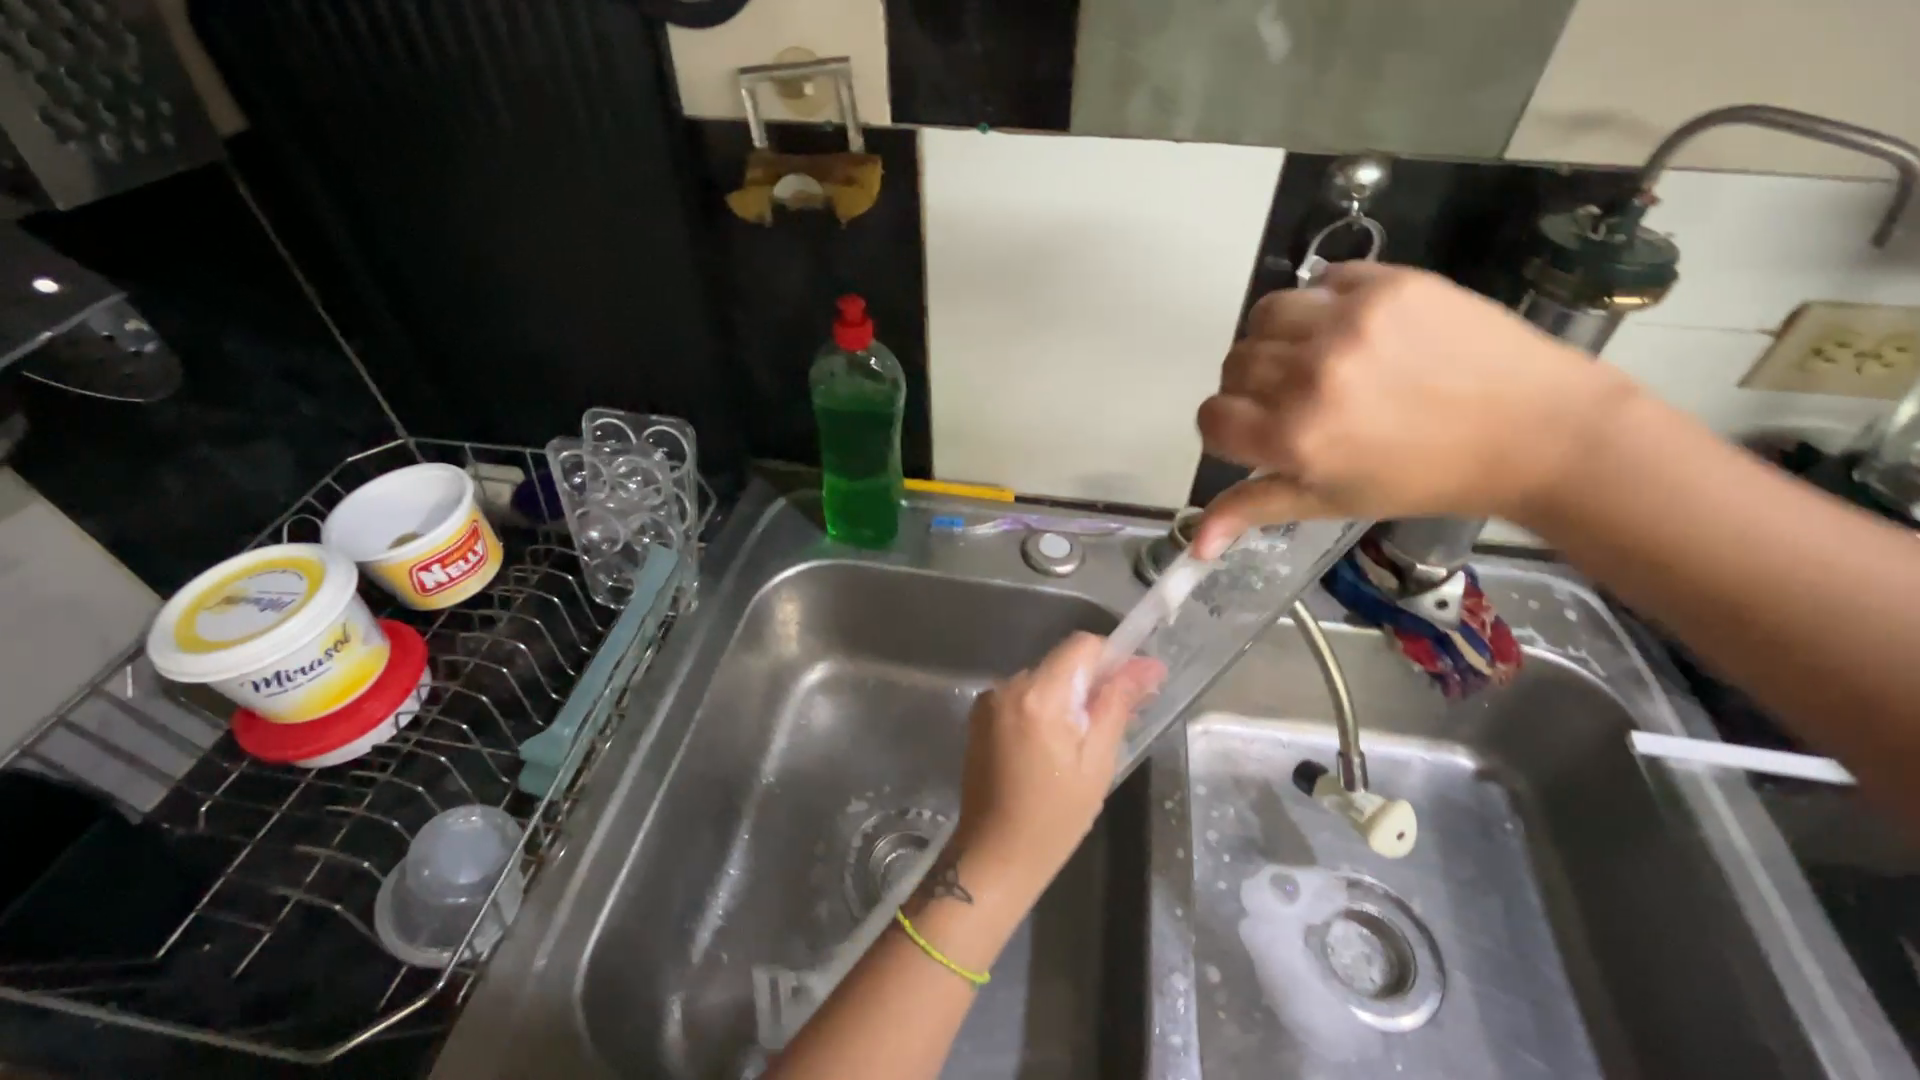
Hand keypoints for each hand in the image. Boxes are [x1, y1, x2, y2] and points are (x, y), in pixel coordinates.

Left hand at [947, 634, 1162, 905]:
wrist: (994, 854)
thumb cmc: (1054, 817)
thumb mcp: (1097, 762)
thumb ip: (1116, 705)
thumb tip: (1146, 666)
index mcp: (1039, 695)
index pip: (1082, 645)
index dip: (1114, 658)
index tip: (1138, 683)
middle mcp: (1008, 687)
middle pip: (1062, 662)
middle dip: (1095, 681)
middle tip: (1126, 714)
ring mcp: (989, 701)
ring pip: (1044, 680)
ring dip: (1070, 696)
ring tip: (1091, 737)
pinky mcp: (980, 717)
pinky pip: (1024, 698)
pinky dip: (1046, 709)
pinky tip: (1059, 743)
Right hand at [1192, 262, 1637, 557]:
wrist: (1534, 429)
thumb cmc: (1426, 478)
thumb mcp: (1332, 501)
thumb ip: (1255, 508)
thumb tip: (1194, 545)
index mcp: (1295, 437)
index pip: (1212, 417)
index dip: (1230, 428)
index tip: (1262, 432)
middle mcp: (1310, 375)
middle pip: (1234, 365)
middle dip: (1256, 387)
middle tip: (1302, 400)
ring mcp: (1348, 322)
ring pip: (1265, 315)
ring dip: (1279, 338)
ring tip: (1320, 357)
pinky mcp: (1387, 283)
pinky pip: (1320, 281)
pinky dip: (1325, 304)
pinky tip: (1355, 330)